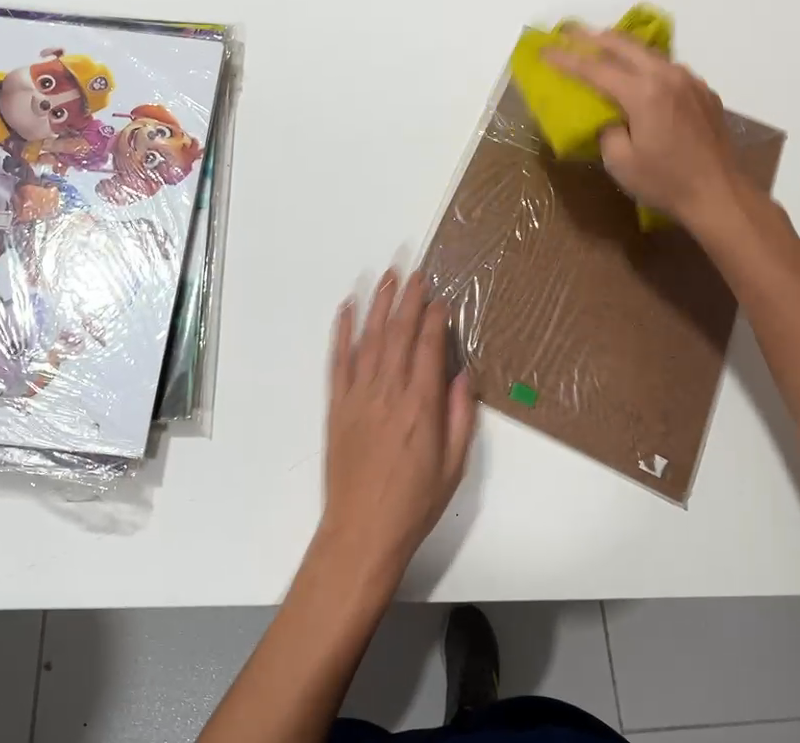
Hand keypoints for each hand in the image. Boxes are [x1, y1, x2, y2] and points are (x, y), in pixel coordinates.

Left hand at [319, 269, 475, 580]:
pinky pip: (338, 360)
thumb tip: (463, 374)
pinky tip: (346, 309)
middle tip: (414, 271)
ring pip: (368, 339)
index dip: (434, 317)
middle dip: (407, 298)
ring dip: (378, 305)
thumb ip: (461, 416)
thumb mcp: (454, 464)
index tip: (440, 296)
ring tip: (386, 276)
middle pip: (397, 333)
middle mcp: (388, 392)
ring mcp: (358, 396)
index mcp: (421, 406)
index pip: (427, 347)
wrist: (363, 529)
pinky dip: (341, 332)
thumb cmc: (415, 502)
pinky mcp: (336, 406)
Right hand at [545, 27, 750, 228]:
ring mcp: (690, 82)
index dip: (566, 60)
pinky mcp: (704, 93)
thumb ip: (606, 130)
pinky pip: (669, 69)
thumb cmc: (665, 181)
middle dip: (593, 37)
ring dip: (622, 47)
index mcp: (643, 92)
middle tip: (570, 33)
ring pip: (650, 53)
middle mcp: (668, 76)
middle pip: (625, 45)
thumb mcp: (620, 162)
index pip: (595, 69)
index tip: (544, 51)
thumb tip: (607, 117)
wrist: (720, 194)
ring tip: (602, 46)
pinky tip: (640, 74)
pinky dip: (647, 64)